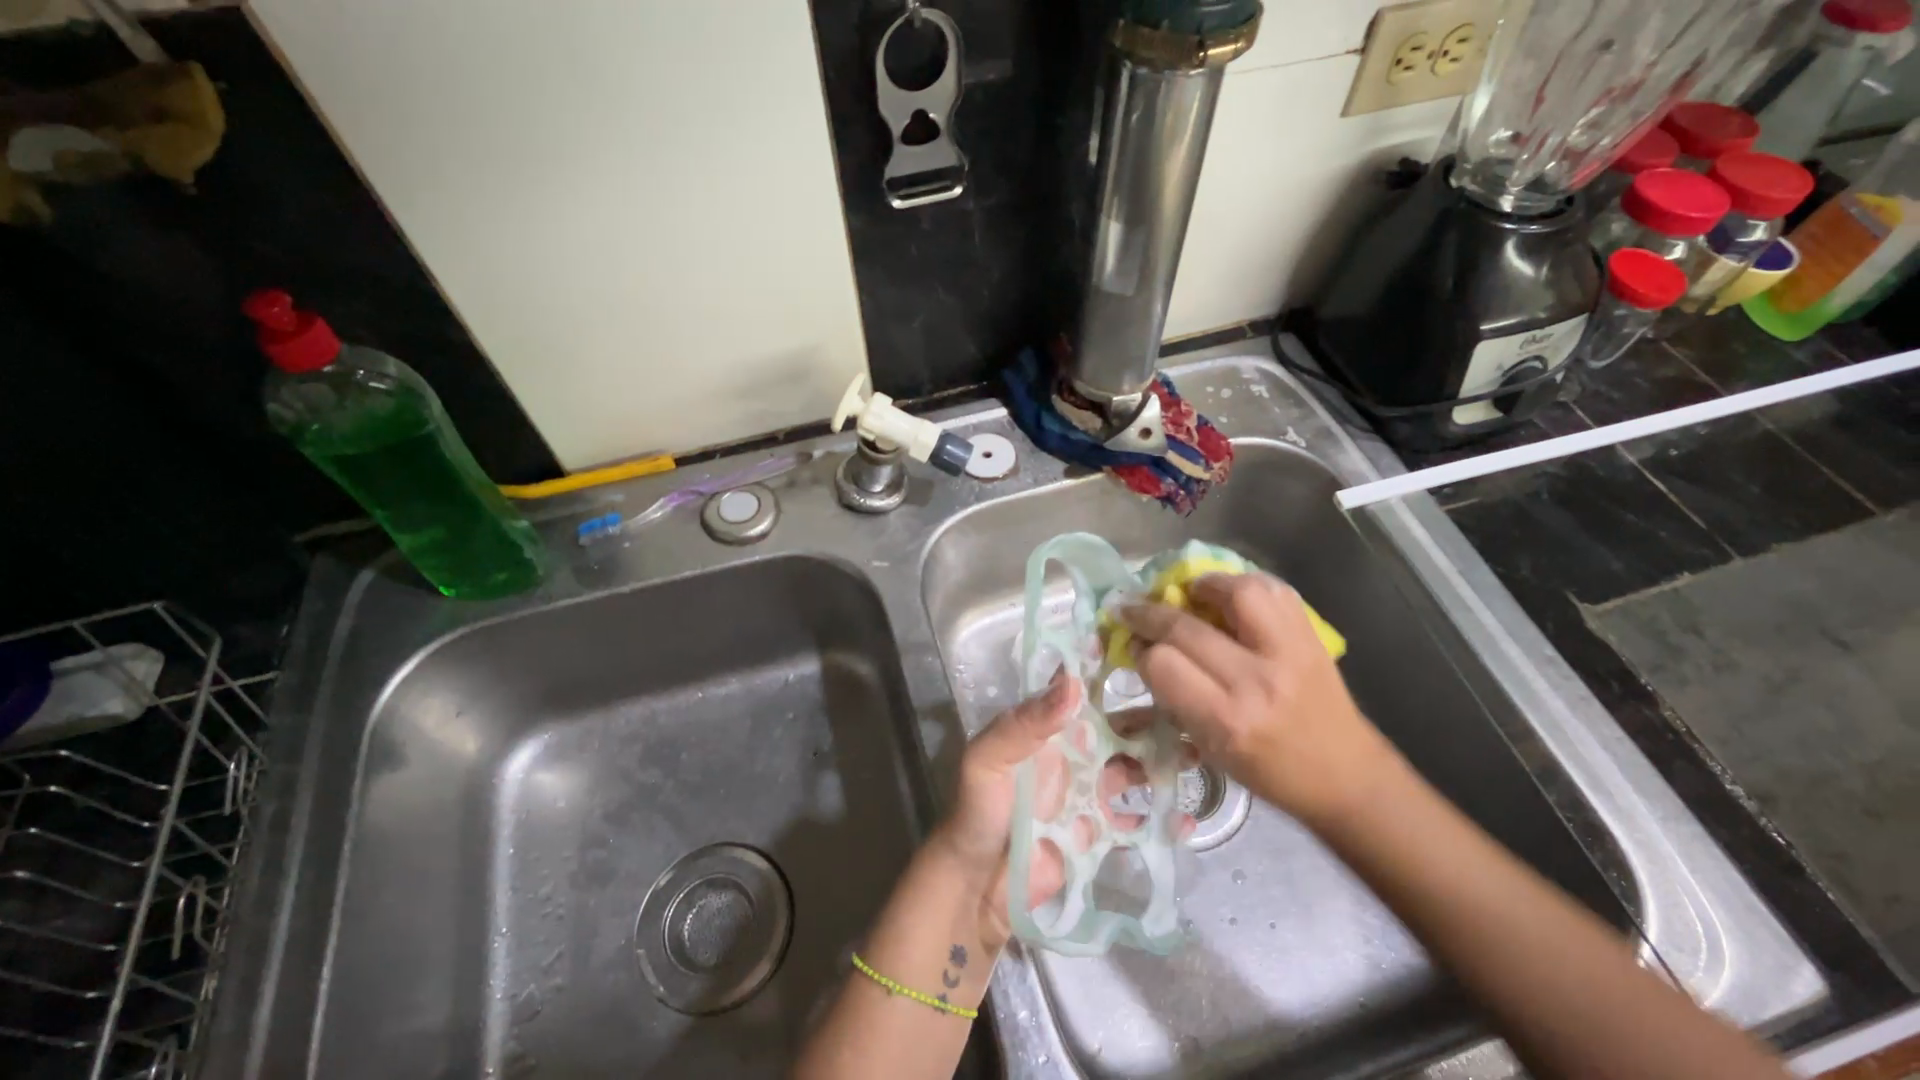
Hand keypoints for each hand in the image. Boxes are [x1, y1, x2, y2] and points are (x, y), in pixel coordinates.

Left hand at [932, 671, 1187, 950]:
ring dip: (1165, 763)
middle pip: (1122, 731)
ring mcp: (1090, 794)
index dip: (1116, 675)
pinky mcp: (1099, 833)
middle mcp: (1074, 755)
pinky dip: (1162, 822)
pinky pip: (1136, 824)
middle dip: (1156, 721)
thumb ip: (1026, 723)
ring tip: (1199, 756)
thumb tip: (1073, 683)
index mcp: (1049, 730)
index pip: (1086, 693)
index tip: (1157, 658)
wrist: (977, 882)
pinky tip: (1187, 821)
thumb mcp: (989, 759)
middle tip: (1195, 714)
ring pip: (1135, 771)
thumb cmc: (980, 811)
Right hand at [1119, 573, 1399, 827]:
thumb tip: (1142, 651)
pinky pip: (1274, 591)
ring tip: (1190, 592)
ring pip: (1236, 592)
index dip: (1140, 650)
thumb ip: (1175, 700)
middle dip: (1149, 613)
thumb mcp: (1210, 750)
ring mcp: (1288, 653)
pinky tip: (1229, 595)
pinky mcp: (1311, 637)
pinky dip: (1244, 584)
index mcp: (1226, 721)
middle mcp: (1255, 682)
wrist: (1345, 775)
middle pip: (1185, 627)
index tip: (1134, 647)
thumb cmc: (1269, 772)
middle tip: (1136, 610)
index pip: (1162, 664)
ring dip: (1203, 585)